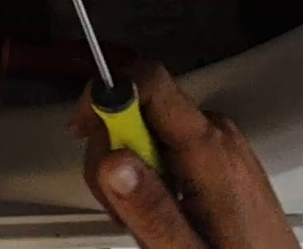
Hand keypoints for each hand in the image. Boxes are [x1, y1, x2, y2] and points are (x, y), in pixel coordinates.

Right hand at [73, 63, 301, 248]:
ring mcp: (219, 141)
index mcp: (209, 148)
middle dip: (112, 148)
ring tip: (144, 222)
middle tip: (116, 208)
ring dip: (128, 166)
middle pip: (139, 104)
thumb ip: (151, 212)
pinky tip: (160, 213)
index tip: (83, 132)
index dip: (106, 93)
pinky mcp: (217, 155)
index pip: (149, 80)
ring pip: (147, 125)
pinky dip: (148, 171)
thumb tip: (111, 159)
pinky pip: (165, 142)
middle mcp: (215, 131)